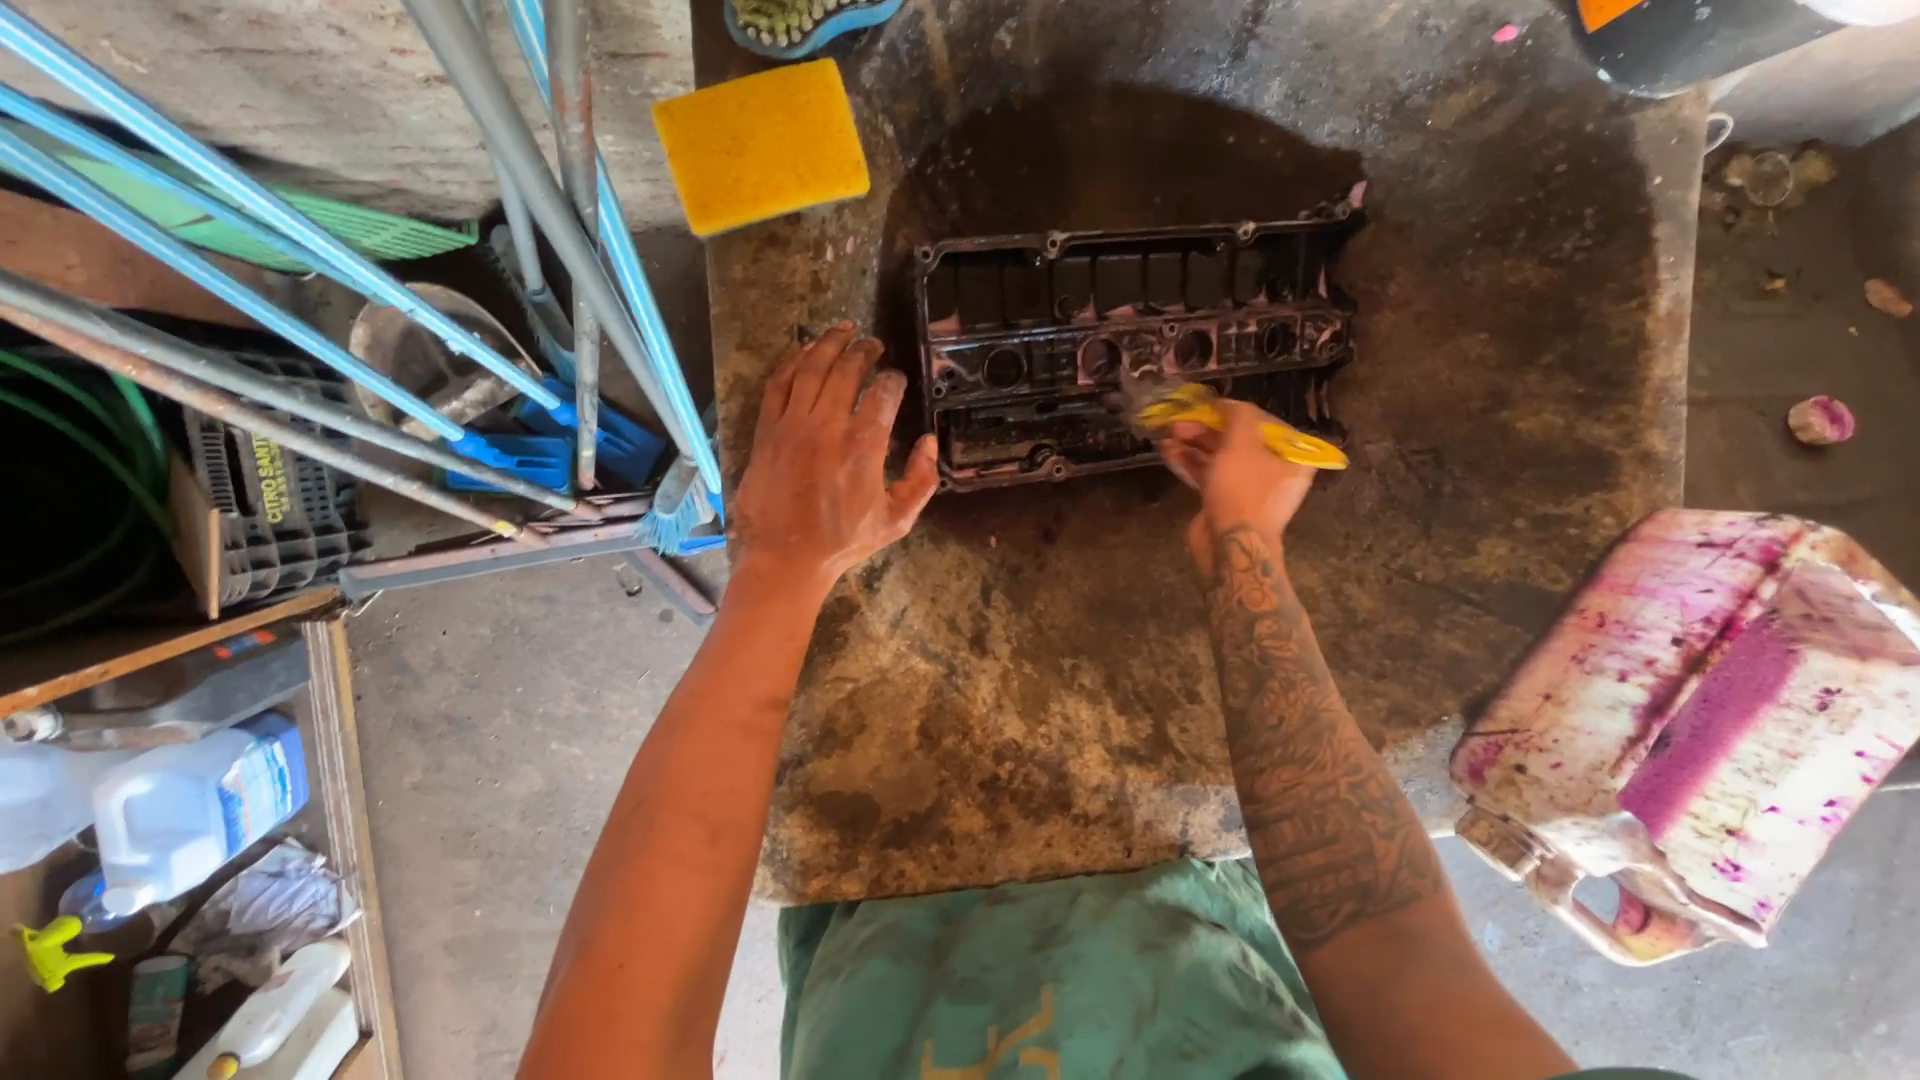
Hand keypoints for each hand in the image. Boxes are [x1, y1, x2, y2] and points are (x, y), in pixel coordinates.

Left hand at [730, 322, 938, 592]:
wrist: (785, 557)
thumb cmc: (843, 541)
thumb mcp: (897, 520)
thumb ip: (921, 480)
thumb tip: (930, 442)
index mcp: (864, 445)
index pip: (883, 392)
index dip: (893, 379)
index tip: (896, 379)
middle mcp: (828, 425)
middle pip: (847, 370)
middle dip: (864, 351)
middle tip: (872, 343)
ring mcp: (793, 424)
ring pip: (812, 368)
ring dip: (829, 343)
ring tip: (842, 330)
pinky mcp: (767, 430)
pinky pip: (779, 384)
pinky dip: (793, 363)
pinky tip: (804, 353)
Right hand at [1159, 399, 1315, 576]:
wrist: (1231, 546)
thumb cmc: (1243, 490)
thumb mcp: (1242, 443)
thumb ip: (1237, 416)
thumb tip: (1226, 403)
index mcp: (1291, 457)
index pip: (1264, 424)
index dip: (1234, 413)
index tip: (1208, 407)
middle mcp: (1274, 472)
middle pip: (1238, 441)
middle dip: (1206, 431)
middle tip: (1180, 424)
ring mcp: (1248, 490)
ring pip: (1219, 459)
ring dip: (1193, 446)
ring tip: (1168, 437)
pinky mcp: (1226, 503)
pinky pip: (1209, 476)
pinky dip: (1191, 464)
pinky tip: (1169, 453)